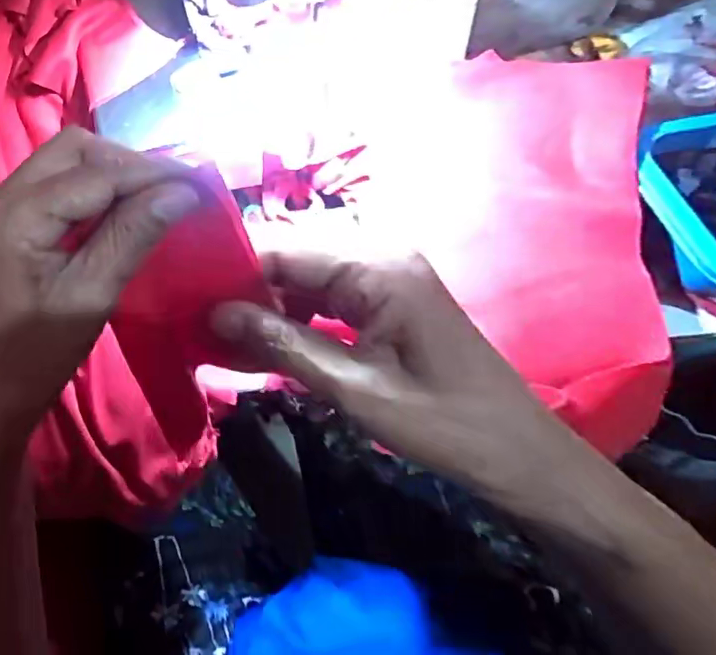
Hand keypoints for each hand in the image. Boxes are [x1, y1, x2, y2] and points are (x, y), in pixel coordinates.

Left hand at [0, 128, 203, 434]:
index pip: (94, 172)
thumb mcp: (91, 295)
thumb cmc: (40, 352)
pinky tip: (120, 207)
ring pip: (64, 160)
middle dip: (127, 163)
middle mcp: (1, 194)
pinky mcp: (6, 215)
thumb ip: (132, 235)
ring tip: (155, 196)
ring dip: (110, 171)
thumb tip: (181, 191)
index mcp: (16, 214)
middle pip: (73, 149)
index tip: (199, 181)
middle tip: (173, 190)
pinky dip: (90, 186)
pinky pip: (54, 181)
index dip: (149, 172)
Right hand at [207, 245, 587, 505]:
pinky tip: (256, 334)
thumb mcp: (356, 390)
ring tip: (214, 322)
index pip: (281, 248)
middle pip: (287, 256)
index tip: (184, 287)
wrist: (532, 466)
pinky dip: (287, 314)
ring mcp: (380, 275)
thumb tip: (212, 314)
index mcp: (375, 265)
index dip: (230, 267)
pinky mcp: (380, 298)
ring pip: (298, 275)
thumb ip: (280, 344)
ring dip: (260, 301)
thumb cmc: (449, 426)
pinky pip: (318, 294)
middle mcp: (376, 254)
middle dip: (241, 283)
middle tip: (192, 308)